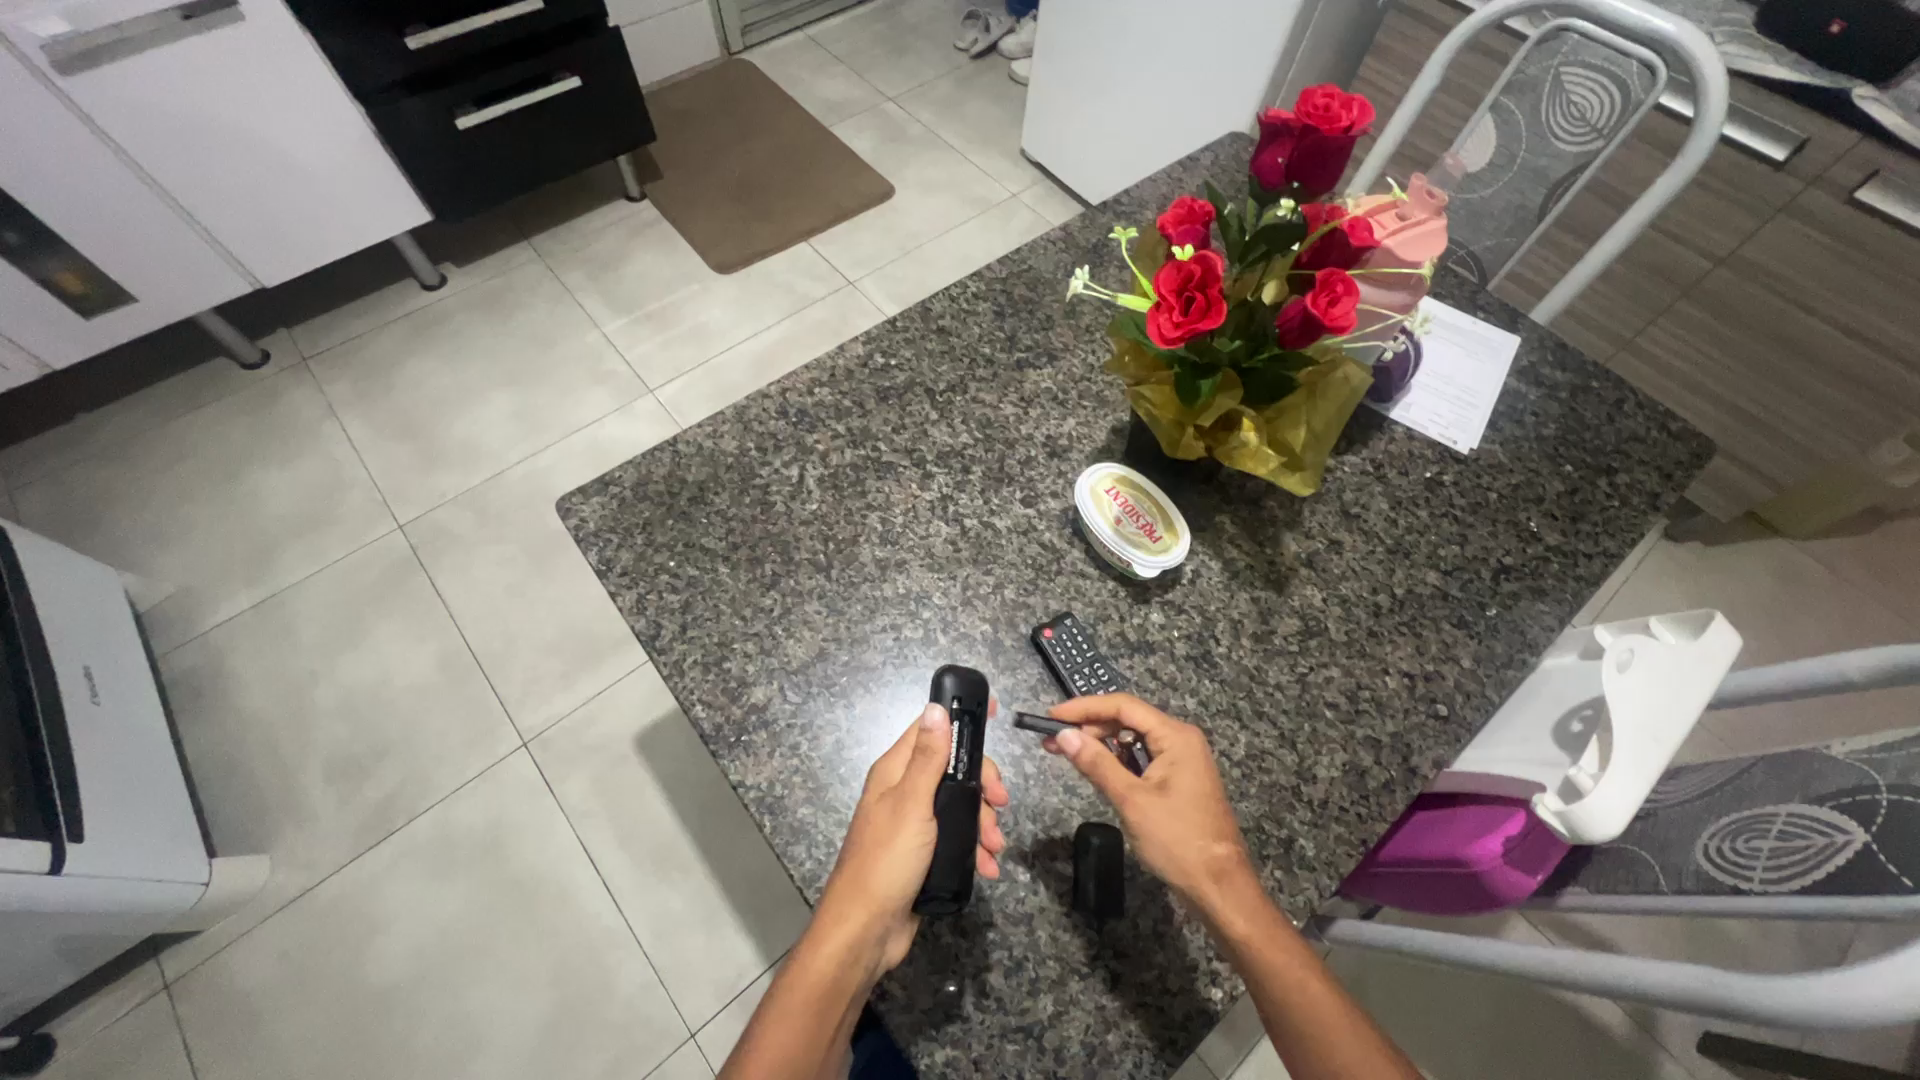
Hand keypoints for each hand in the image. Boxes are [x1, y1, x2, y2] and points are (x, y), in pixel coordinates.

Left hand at [814, 702, 1009, 974]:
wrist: (866, 930)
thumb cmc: (886, 861)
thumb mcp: (912, 804)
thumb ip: (927, 758)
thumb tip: (935, 706)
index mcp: (895, 771)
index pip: (929, 728)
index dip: (959, 718)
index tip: (994, 712)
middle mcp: (903, 791)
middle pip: (953, 768)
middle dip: (982, 784)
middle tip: (1001, 802)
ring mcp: (913, 824)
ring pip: (959, 805)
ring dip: (983, 823)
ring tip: (995, 847)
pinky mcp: (923, 853)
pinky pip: (956, 838)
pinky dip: (975, 848)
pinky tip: (988, 866)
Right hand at [1044, 694, 1257, 917]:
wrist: (1219, 886)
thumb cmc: (1178, 841)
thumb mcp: (1131, 800)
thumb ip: (1097, 763)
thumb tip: (1064, 735)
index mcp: (1175, 736)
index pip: (1123, 706)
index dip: (1084, 708)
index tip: (1051, 717)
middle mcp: (1181, 740)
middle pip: (1128, 719)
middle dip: (1090, 726)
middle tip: (1054, 740)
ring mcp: (1182, 760)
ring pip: (1134, 739)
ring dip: (1102, 744)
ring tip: (1069, 753)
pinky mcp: (1178, 780)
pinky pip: (1143, 758)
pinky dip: (1118, 760)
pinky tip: (1097, 770)